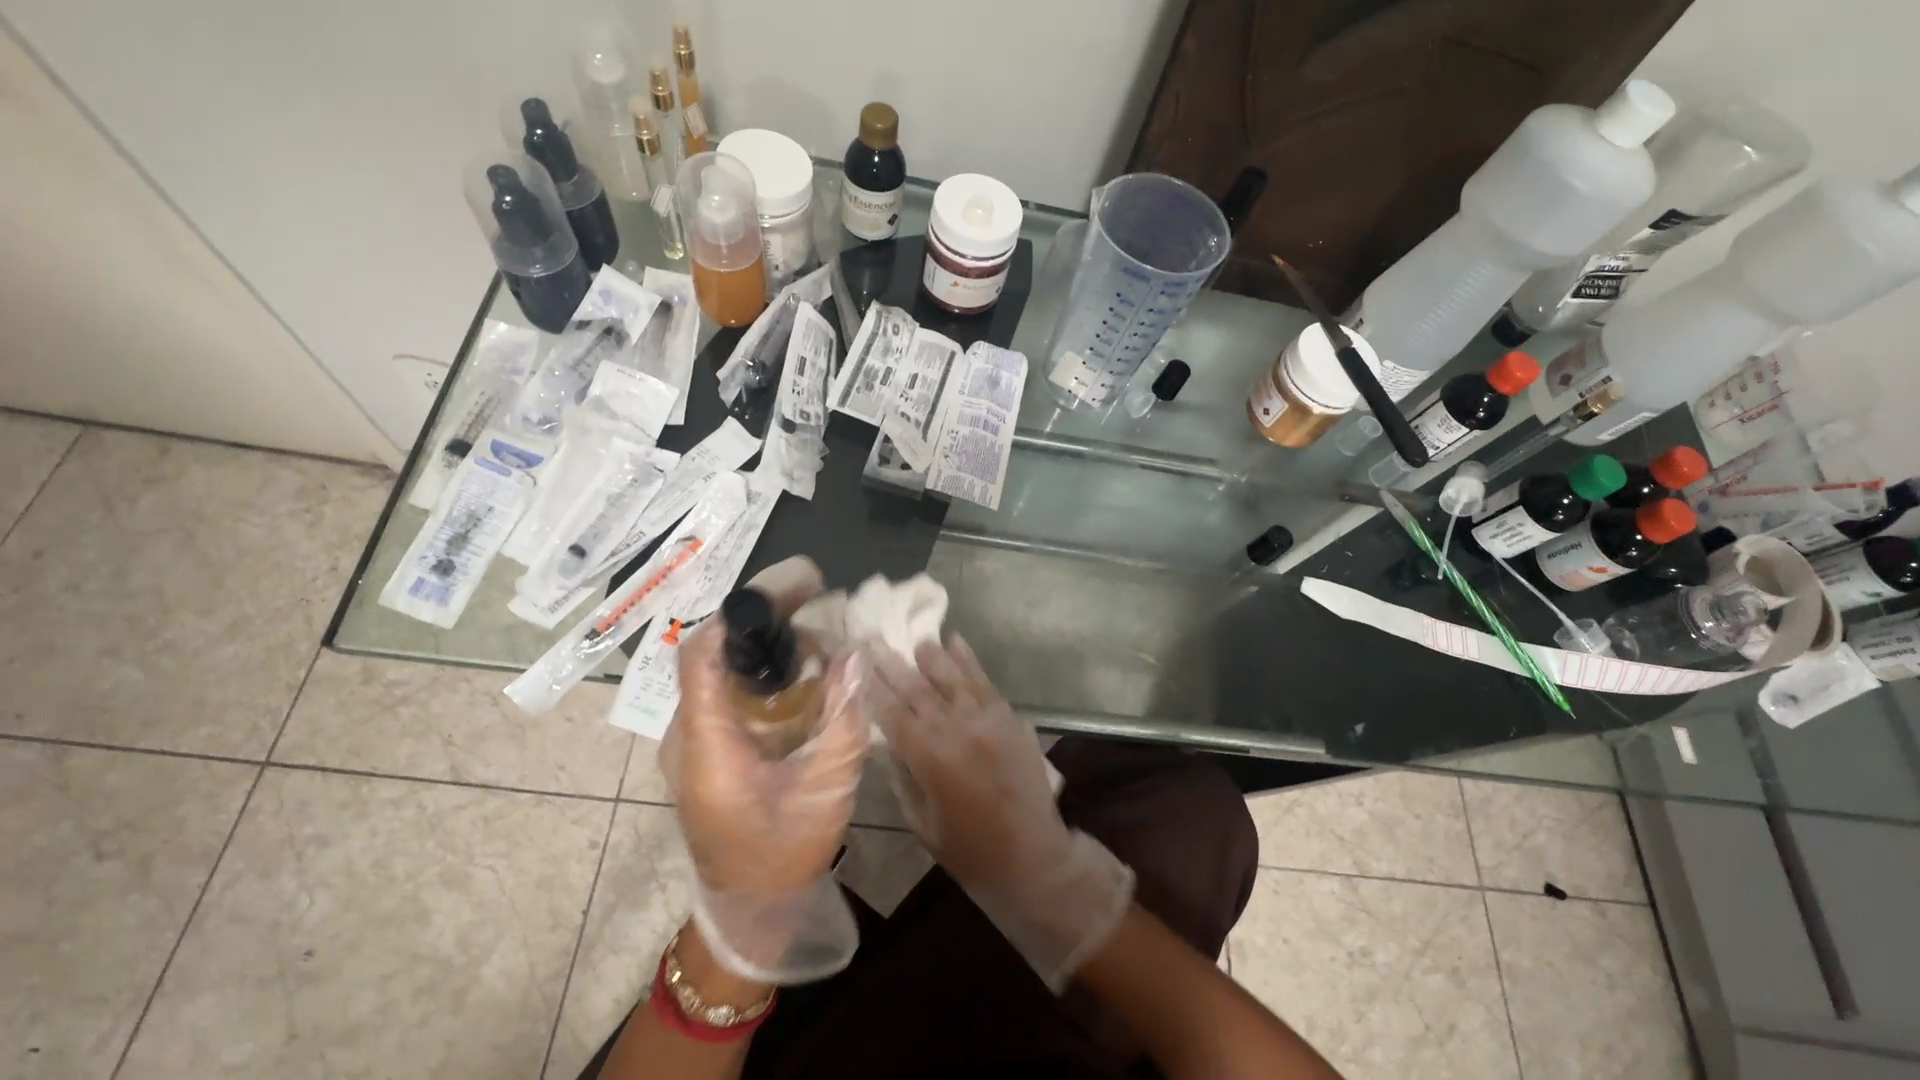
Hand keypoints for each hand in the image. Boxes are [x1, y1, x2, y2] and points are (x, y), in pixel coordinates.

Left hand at [661, 556, 868, 982]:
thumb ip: (843, 716)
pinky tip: (806, 674)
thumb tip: (856, 653)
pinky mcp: (708, 750)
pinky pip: (732, 695)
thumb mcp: (827, 785)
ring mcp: (695, 742)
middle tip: (818, 596)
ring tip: (821, 636)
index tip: (799, 585)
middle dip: (766, 619)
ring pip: (724, 671)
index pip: (704, 652)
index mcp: (707, 742)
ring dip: (770, 646)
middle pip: (716, 653)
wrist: (749, 911)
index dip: (746, 610)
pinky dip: (768, 674)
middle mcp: (689, 733)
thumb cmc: (784, 853)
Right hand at [868, 636, 1132, 990]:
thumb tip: (888, 741)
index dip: (874, 688)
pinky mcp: (1012, 720)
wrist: (1032, 857)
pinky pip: (986, 684)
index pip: (893, 714)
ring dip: (933, 657)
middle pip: (919, 690)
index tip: (857, 663)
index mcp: (931, 759)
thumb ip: (903, 776)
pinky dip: (970, 662)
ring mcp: (989, 721)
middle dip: (894, 665)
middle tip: (874, 639)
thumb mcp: (921, 821)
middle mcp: (958, 730)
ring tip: (917, 640)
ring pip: (954, 679)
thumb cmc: (968, 850)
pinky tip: (957, 643)